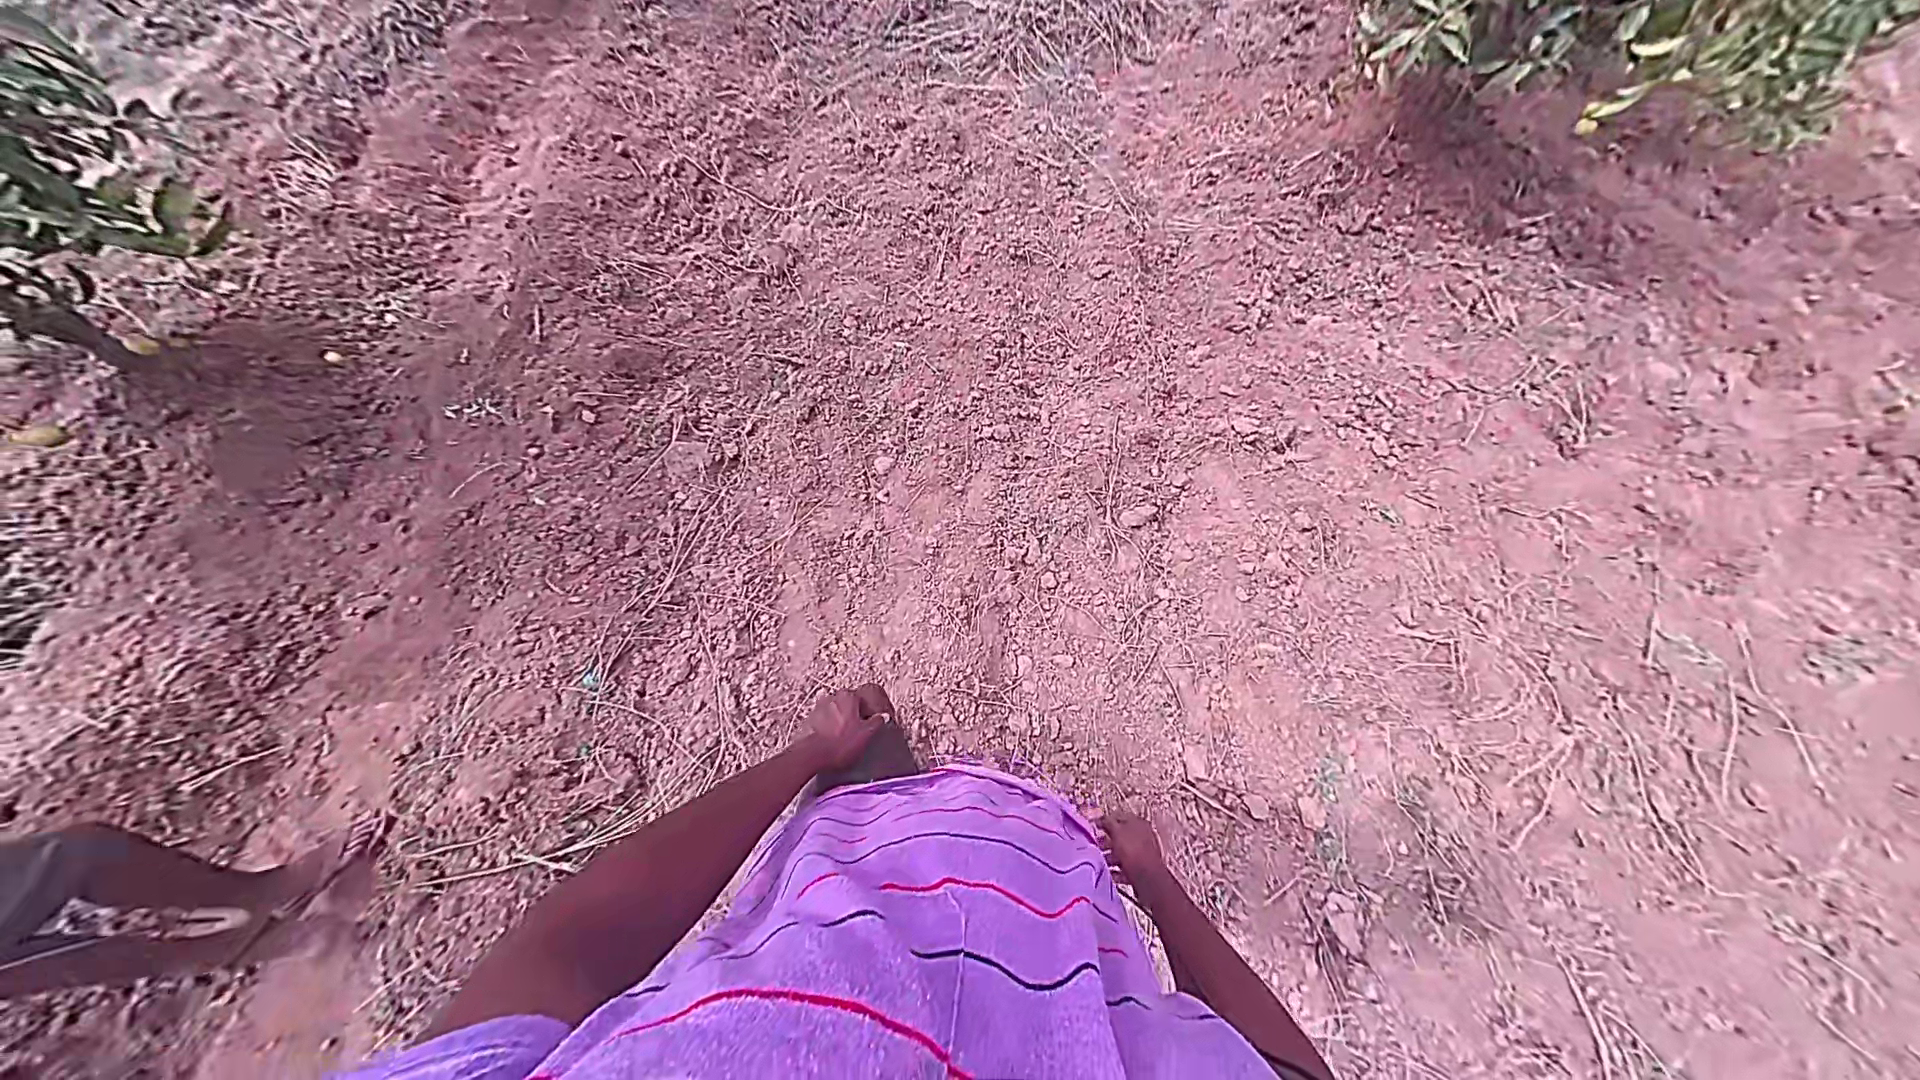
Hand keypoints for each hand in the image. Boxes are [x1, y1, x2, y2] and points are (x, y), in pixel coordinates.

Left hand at [798, 684, 891, 772]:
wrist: (812, 756)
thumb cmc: (840, 743)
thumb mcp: (867, 734)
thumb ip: (876, 722)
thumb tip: (882, 717)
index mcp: (848, 696)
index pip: (862, 699)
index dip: (868, 713)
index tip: (870, 723)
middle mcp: (831, 698)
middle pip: (847, 705)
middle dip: (852, 716)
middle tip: (857, 732)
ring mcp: (817, 709)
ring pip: (833, 713)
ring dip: (838, 722)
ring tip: (843, 740)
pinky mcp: (807, 721)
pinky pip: (822, 723)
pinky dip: (827, 730)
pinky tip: (831, 742)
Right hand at [1092, 808, 1170, 886]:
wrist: (1147, 879)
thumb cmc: (1131, 850)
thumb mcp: (1116, 831)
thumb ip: (1108, 822)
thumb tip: (1100, 818)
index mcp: (1138, 823)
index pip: (1119, 817)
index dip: (1106, 820)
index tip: (1095, 826)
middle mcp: (1143, 836)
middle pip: (1121, 836)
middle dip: (1107, 840)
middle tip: (1096, 844)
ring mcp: (1144, 854)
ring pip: (1123, 852)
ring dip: (1111, 856)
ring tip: (1101, 860)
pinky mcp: (1142, 870)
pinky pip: (1126, 867)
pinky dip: (1117, 870)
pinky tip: (1110, 873)